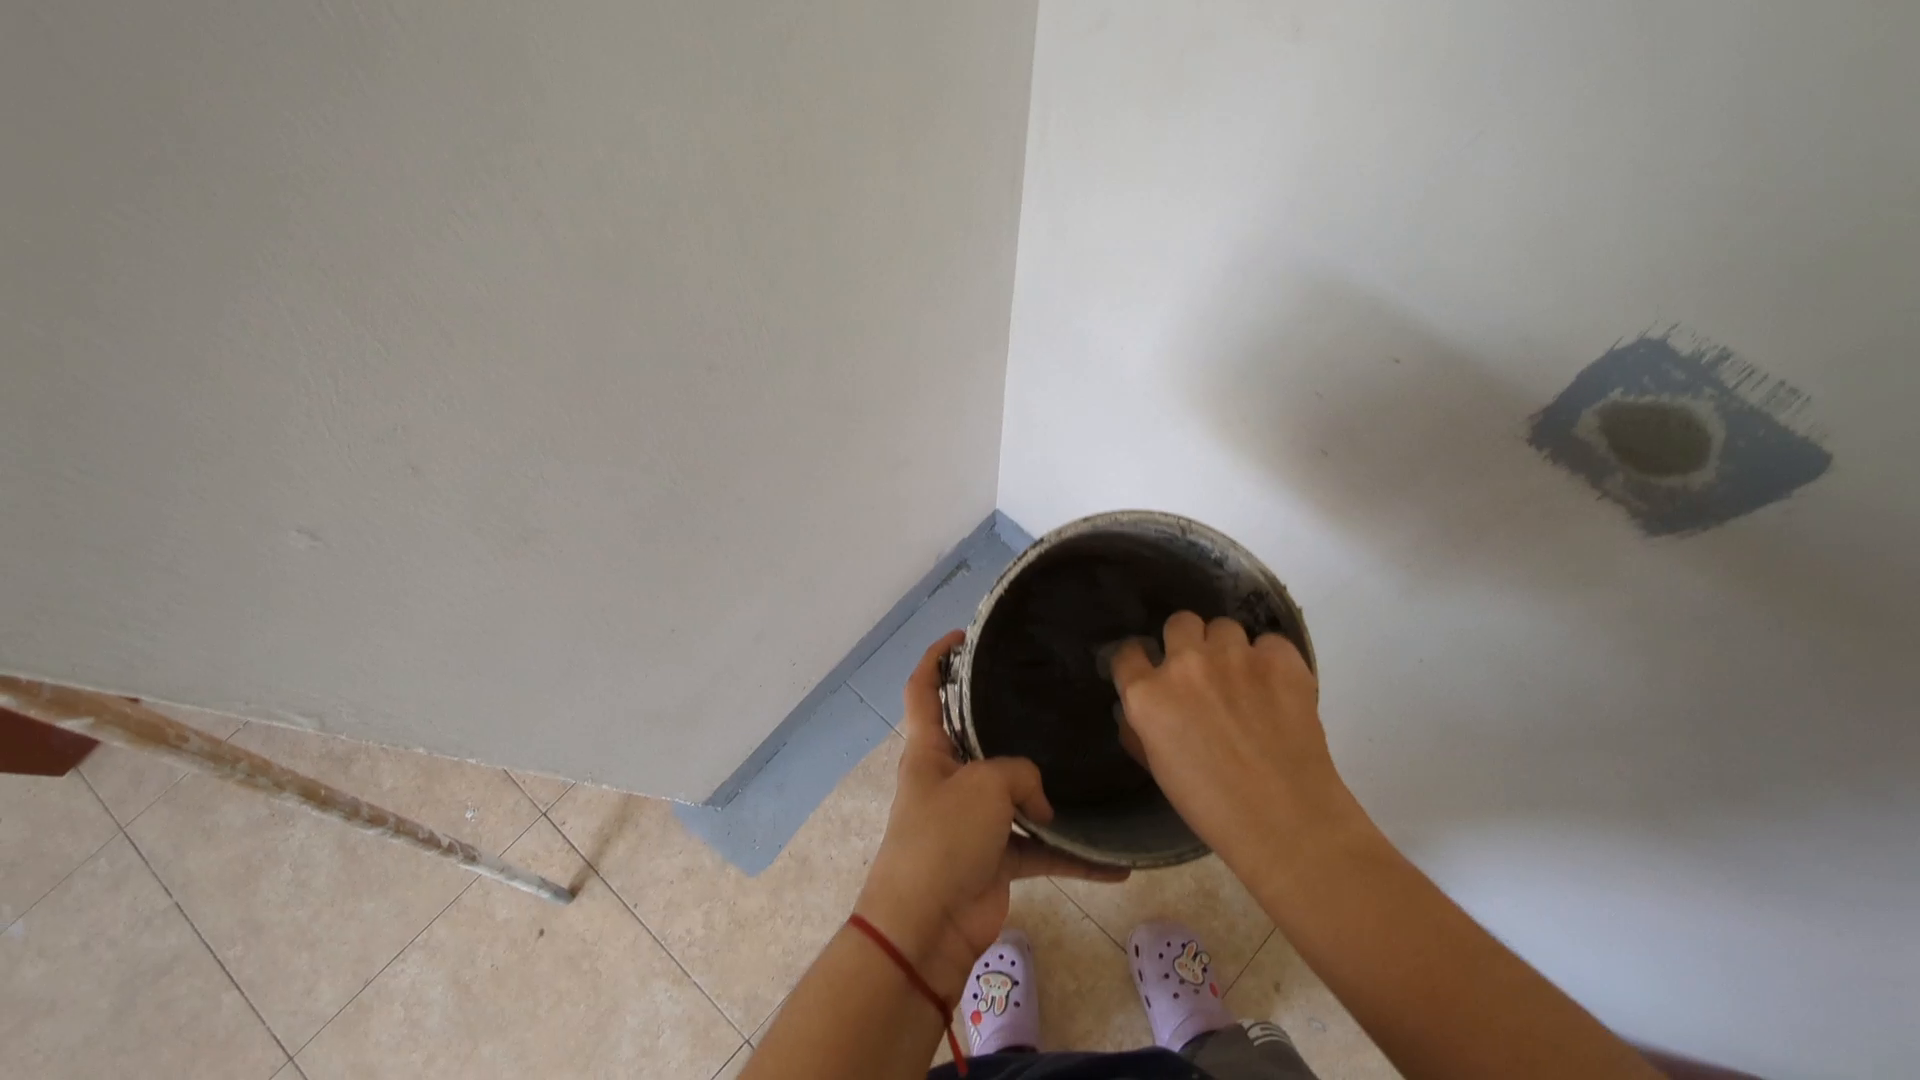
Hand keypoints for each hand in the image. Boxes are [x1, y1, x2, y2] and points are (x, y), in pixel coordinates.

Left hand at [854, 631, 1128, 997]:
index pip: (923, 690)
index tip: (965, 635)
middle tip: (1055, 705)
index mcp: (929, 751)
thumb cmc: (943, 838)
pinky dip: (1072, 856)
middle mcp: (949, 781)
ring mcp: (972, 823)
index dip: (937, 657)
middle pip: (980, 742)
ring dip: (1050, 799)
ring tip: (1093, 780)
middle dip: (1011, 727)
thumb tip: (1038, 802)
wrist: (926, 926)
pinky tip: (1114, 863)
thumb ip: (1019, 773)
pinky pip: (1040, 851)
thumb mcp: (984, 785)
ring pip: (1017, 798)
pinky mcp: (995, 861)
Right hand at [1110, 612, 1367, 871]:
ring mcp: (1235, 656)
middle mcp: (1185, 664)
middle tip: (1201, 672)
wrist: (1284, 819)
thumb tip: (1138, 709)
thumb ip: (1139, 728)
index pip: (1128, 652)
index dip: (1140, 661)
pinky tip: (1277, 690)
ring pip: (1224, 627)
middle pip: (1179, 623)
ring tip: (1243, 680)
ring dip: (1228, 649)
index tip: (1151, 671)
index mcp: (1147, 694)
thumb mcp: (1157, 767)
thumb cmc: (1210, 805)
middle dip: (1187, 642)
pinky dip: (1270, 661)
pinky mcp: (1280, 658)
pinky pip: (1269, 642)